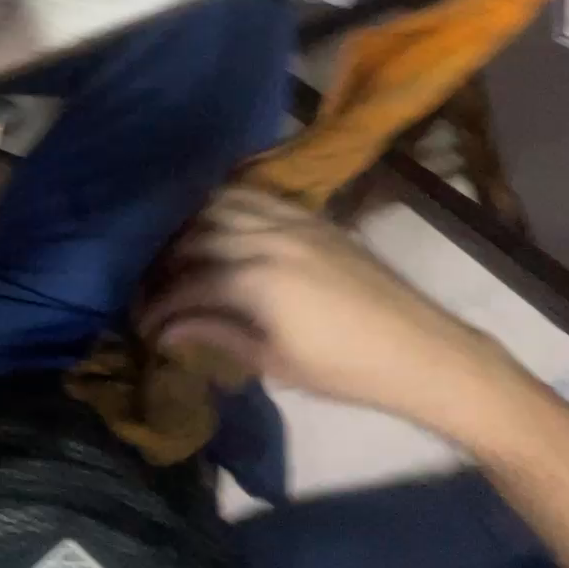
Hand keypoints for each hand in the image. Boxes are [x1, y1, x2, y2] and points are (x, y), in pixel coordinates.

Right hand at [142, 189, 525, 429]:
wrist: (423, 352)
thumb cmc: (345, 370)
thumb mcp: (274, 361)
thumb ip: (215, 335)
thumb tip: (165, 333)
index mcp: (257, 281)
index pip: (188, 284)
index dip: (159, 304)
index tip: (144, 322)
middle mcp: (267, 239)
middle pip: (196, 236)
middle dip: (166, 262)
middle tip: (154, 286)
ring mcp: (292, 222)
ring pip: (221, 206)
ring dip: (192, 226)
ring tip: (179, 251)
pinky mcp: (312, 218)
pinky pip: (255, 197)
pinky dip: (226, 206)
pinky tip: (218, 225)